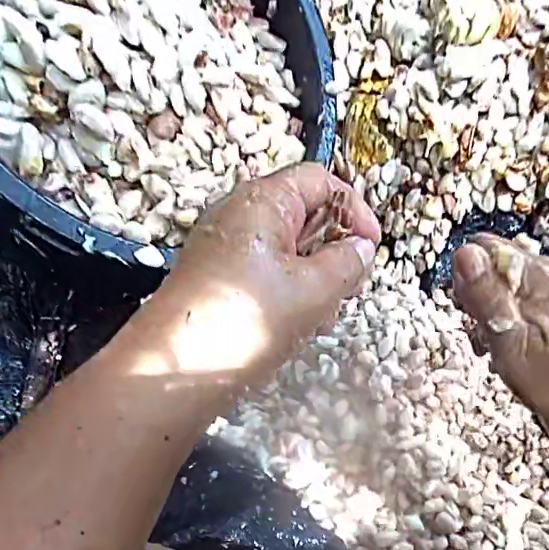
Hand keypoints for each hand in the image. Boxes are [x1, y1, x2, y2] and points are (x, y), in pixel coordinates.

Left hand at [141, 163, 380, 383]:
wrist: (175, 369)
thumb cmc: (247, 320)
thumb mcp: (312, 291)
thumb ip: (346, 264)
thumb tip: (361, 248)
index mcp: (262, 201)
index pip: (321, 181)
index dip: (355, 209)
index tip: (372, 249)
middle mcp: (237, 215)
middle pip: (301, 216)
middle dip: (334, 250)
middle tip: (348, 290)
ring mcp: (222, 251)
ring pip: (283, 253)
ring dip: (312, 279)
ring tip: (323, 318)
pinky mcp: (214, 284)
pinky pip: (261, 277)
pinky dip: (286, 296)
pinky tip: (296, 328)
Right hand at [452, 235, 548, 422]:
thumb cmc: (546, 375)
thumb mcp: (506, 334)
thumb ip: (485, 293)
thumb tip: (464, 253)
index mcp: (538, 273)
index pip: (486, 248)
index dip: (467, 276)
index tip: (468, 307)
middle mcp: (548, 271)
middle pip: (493, 264)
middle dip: (476, 294)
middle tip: (482, 329)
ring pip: (501, 284)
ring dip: (487, 310)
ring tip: (494, 341)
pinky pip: (514, 299)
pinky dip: (501, 318)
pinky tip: (505, 342)